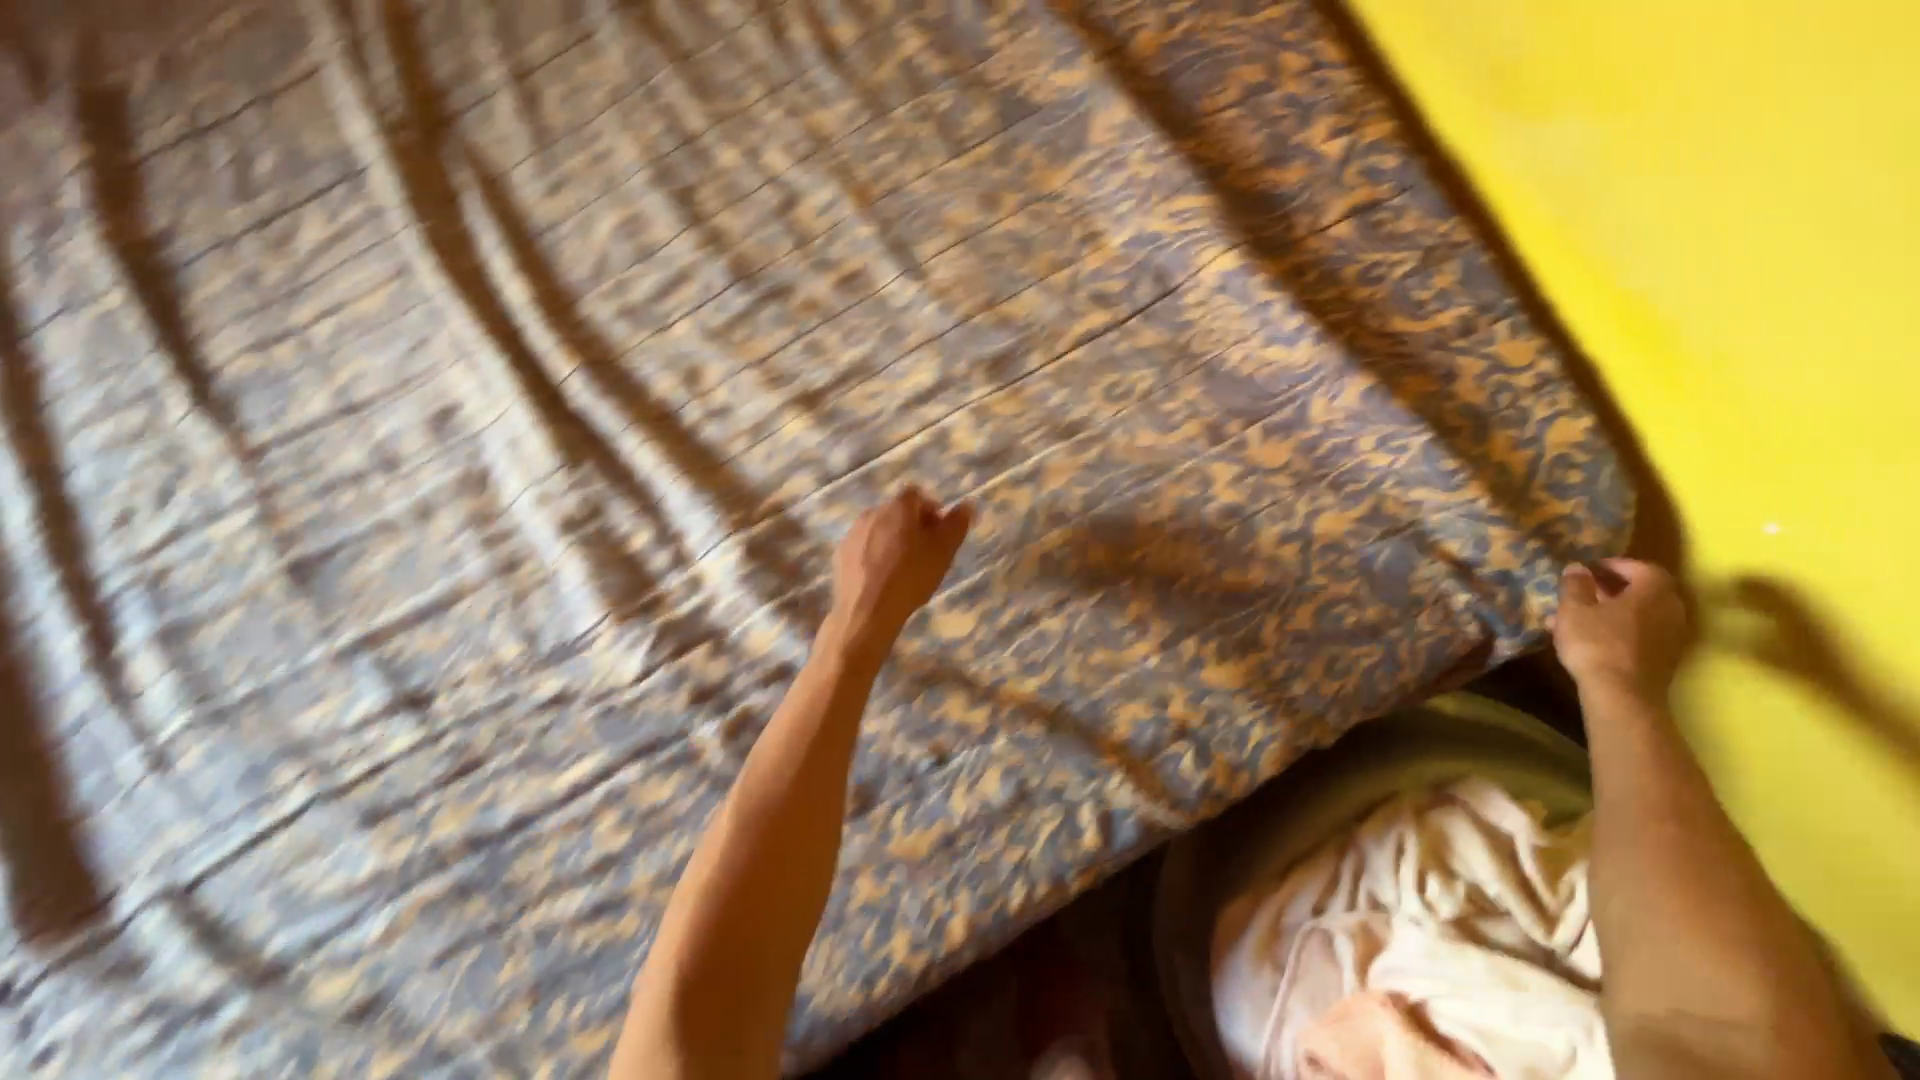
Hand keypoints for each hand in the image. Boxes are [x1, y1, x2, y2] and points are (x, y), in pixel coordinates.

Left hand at [824, 487, 971, 657]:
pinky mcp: (841, 554)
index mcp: (898, 507)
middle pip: (896, 511)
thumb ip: (957, 524)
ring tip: (902, 566)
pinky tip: (882, 577)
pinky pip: (863, 546)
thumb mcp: (944, 551)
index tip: (939, 531)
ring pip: (878, 528)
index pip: (917, 494)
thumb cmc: (911, 577)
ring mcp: (853, 533)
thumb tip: (968, 504)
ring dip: (892, 539)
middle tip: (925, 550)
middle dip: (912, 524)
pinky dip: (874, 554)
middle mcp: (872, 512)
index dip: (931, 509)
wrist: (868, 611)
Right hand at [1552, 558, 1688, 700]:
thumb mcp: (1574, 609)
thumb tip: (1578, 567)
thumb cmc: (1596, 643)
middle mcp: (1671, 609)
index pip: (1643, 567)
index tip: (1592, 568)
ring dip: (1618, 610)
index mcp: (1653, 592)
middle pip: (1647, 591)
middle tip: (1588, 589)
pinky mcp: (1666, 657)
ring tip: (1586, 616)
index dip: (1617, 565)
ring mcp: (1672, 635)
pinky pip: (1645, 632)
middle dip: (1617, 587)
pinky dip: (1624, 628)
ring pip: (1644, 613)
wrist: (1622, 694)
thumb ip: (1575, 585)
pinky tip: (1597, 638)